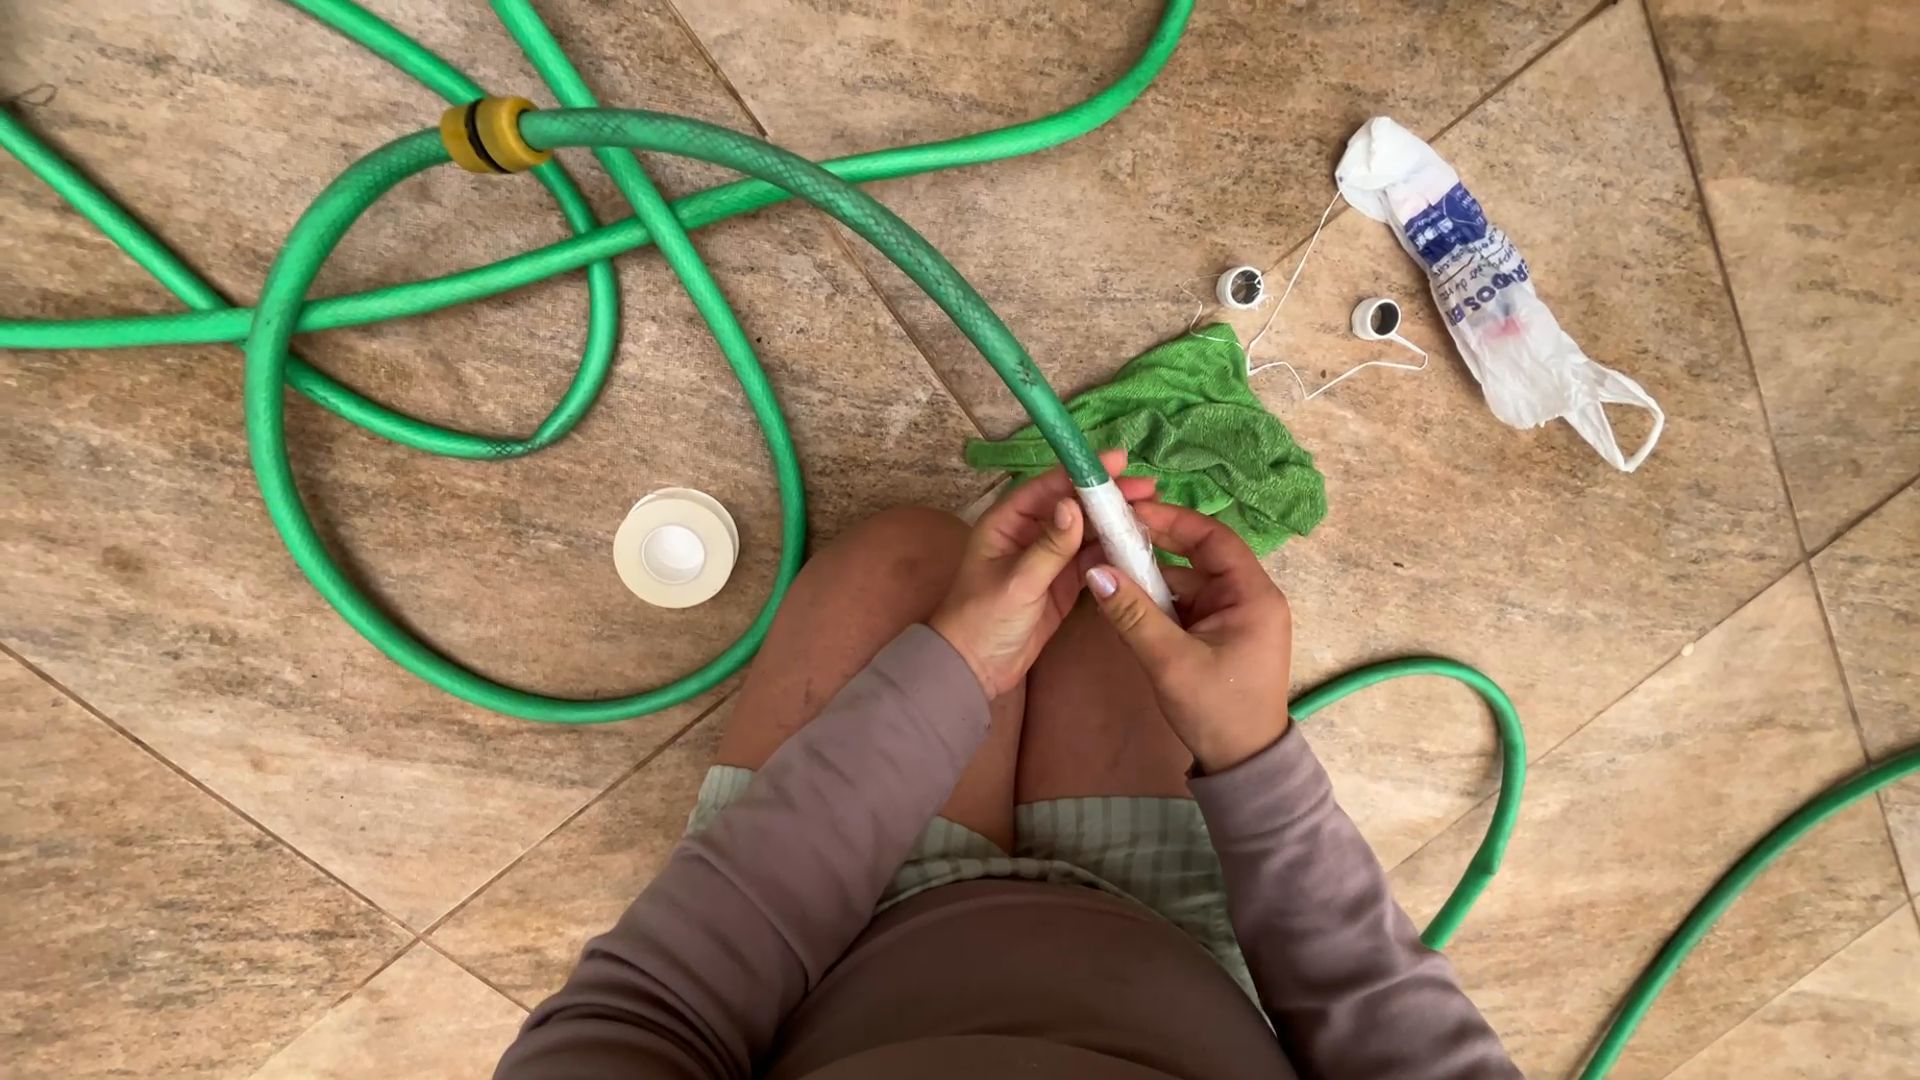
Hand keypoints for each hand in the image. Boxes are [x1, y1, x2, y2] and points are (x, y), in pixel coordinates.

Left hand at [930, 450, 1156, 697]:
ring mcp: (1048, 559)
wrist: (976, 668)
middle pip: (1073, 506)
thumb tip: (1074, 505)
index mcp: (1006, 523)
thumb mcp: (1017, 582)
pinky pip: (1091, 561)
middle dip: (1107, 496)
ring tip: (1152, 513)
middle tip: (1147, 488)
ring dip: (1115, 523)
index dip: (1081, 472)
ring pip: (1086, 533)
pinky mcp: (1063, 584)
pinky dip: (1113, 554)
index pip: (1047, 488)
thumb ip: (1048, 546)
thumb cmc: (982, 618)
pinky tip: (1139, 546)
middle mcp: (1028, 534)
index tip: (1117, 461)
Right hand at [1083, 501, 1291, 772]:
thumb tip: (1094, 572)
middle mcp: (1246, 598)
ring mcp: (1229, 616)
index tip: (1131, 512)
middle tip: (1109, 538)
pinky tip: (1122, 605)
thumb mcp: (1171, 662)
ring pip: (1182, 583)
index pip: (1214, 539)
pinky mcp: (1213, 634)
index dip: (1173, 520)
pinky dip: (1152, 604)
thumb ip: (1132, 615)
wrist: (1241, 766)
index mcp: (1253, 596)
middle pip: (1196, 558)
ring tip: (1105, 574)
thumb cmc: (1218, 711)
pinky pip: (1179, 606)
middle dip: (1153, 549)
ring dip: (1147, 581)